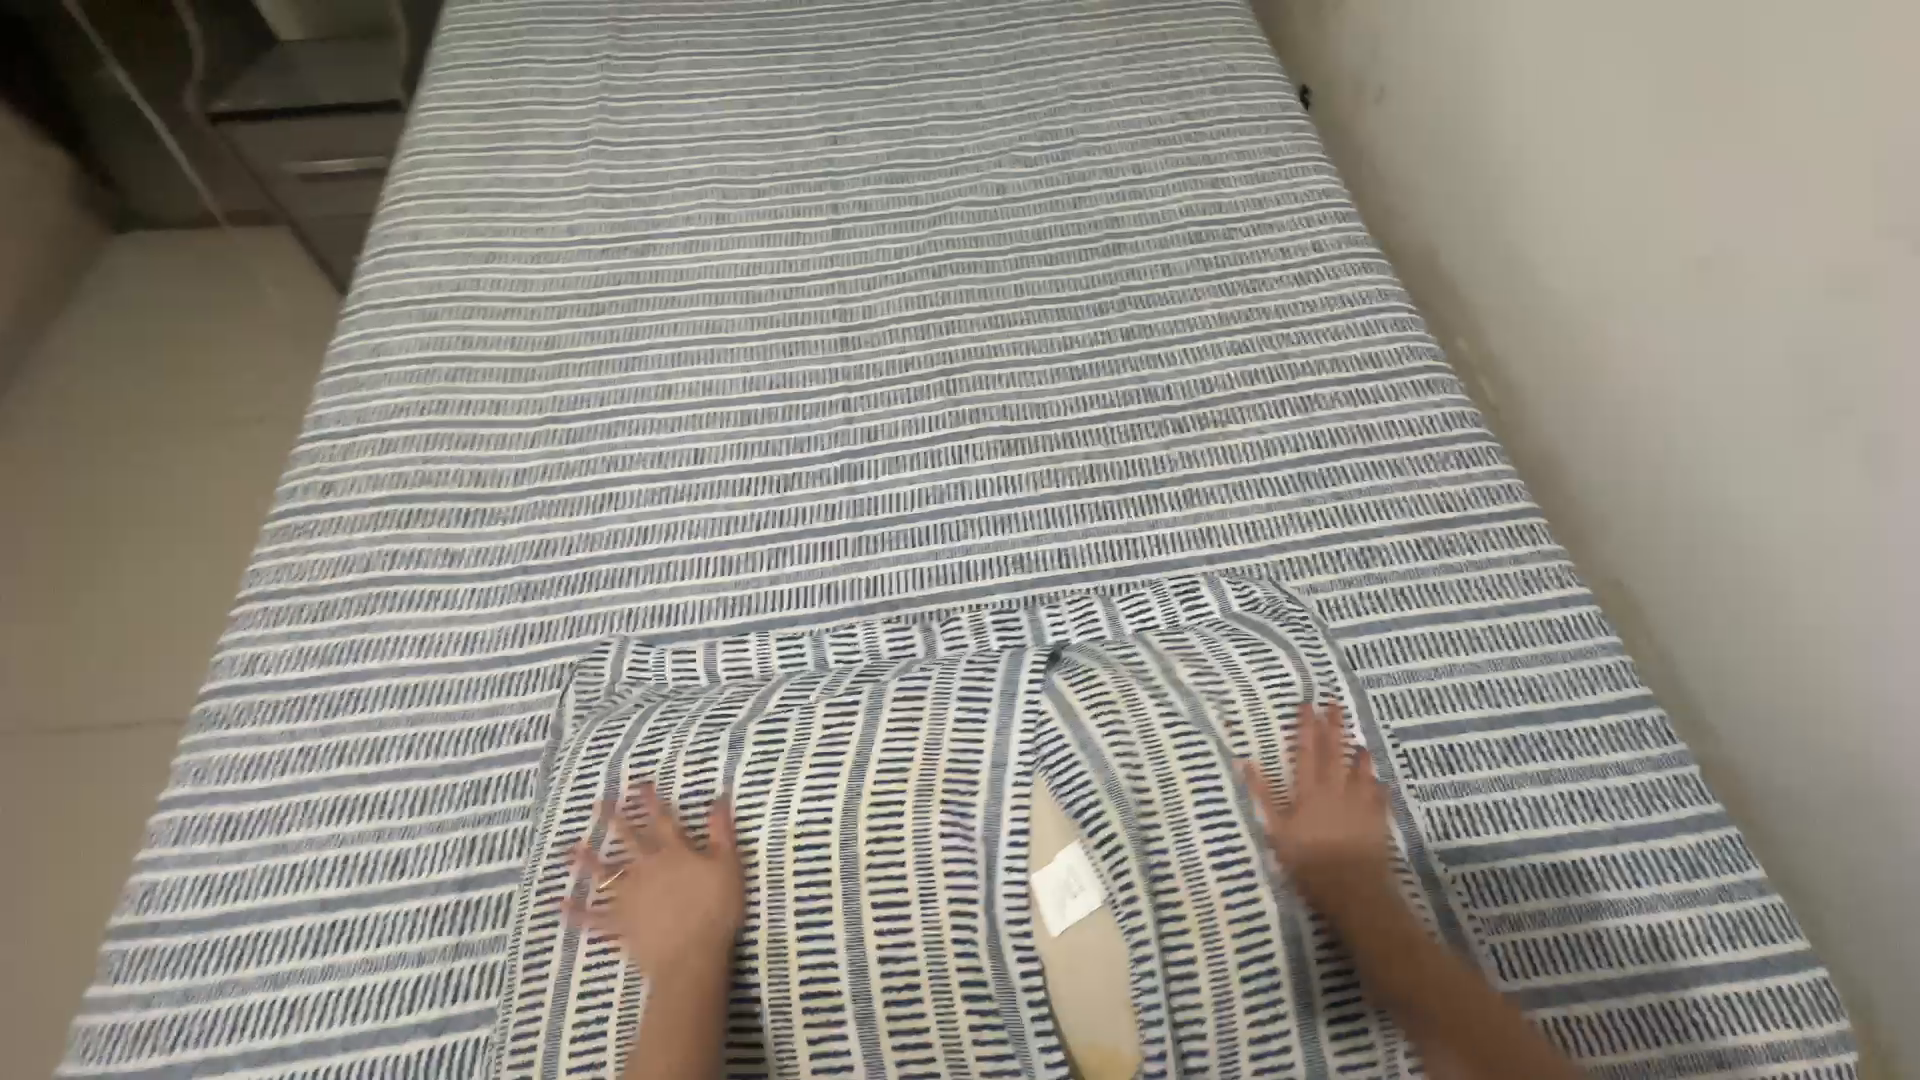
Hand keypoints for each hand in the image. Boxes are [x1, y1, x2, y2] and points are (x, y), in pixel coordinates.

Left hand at [563, 782, 745, 984]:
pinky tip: (559, 904)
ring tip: (569, 849)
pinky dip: (576, 912)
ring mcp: (630, 898)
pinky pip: (594, 917)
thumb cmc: (717, 908)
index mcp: (674, 854)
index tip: (638, 784)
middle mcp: (647, 869)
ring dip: (586, 861)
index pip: (662, 820)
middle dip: (614, 820)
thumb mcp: (729, 864)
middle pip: (628, 840)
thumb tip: (718, 798)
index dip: (651, 802)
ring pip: (604, 875)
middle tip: (596, 804)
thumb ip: (721, 831)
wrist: (692, 956)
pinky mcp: (621, 925)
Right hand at [1240, 703, 1396, 916]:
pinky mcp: (1377, 821)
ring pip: (1360, 771)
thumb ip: (1264, 795)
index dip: (1306, 727)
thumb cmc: (1308, 861)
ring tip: (1359, 739)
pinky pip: (1379, 797)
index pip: (1306, 751)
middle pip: (1334, 754)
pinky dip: (1377, 784)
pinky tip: (1379, 779)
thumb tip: (1246, 763)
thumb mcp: (1277, 829)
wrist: (1352, 888)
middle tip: (1335, 705)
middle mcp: (1335, 791)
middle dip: (1334, 728)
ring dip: (1358, 753)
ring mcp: (1359, 805)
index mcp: (1308, 791)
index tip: (1307, 705)